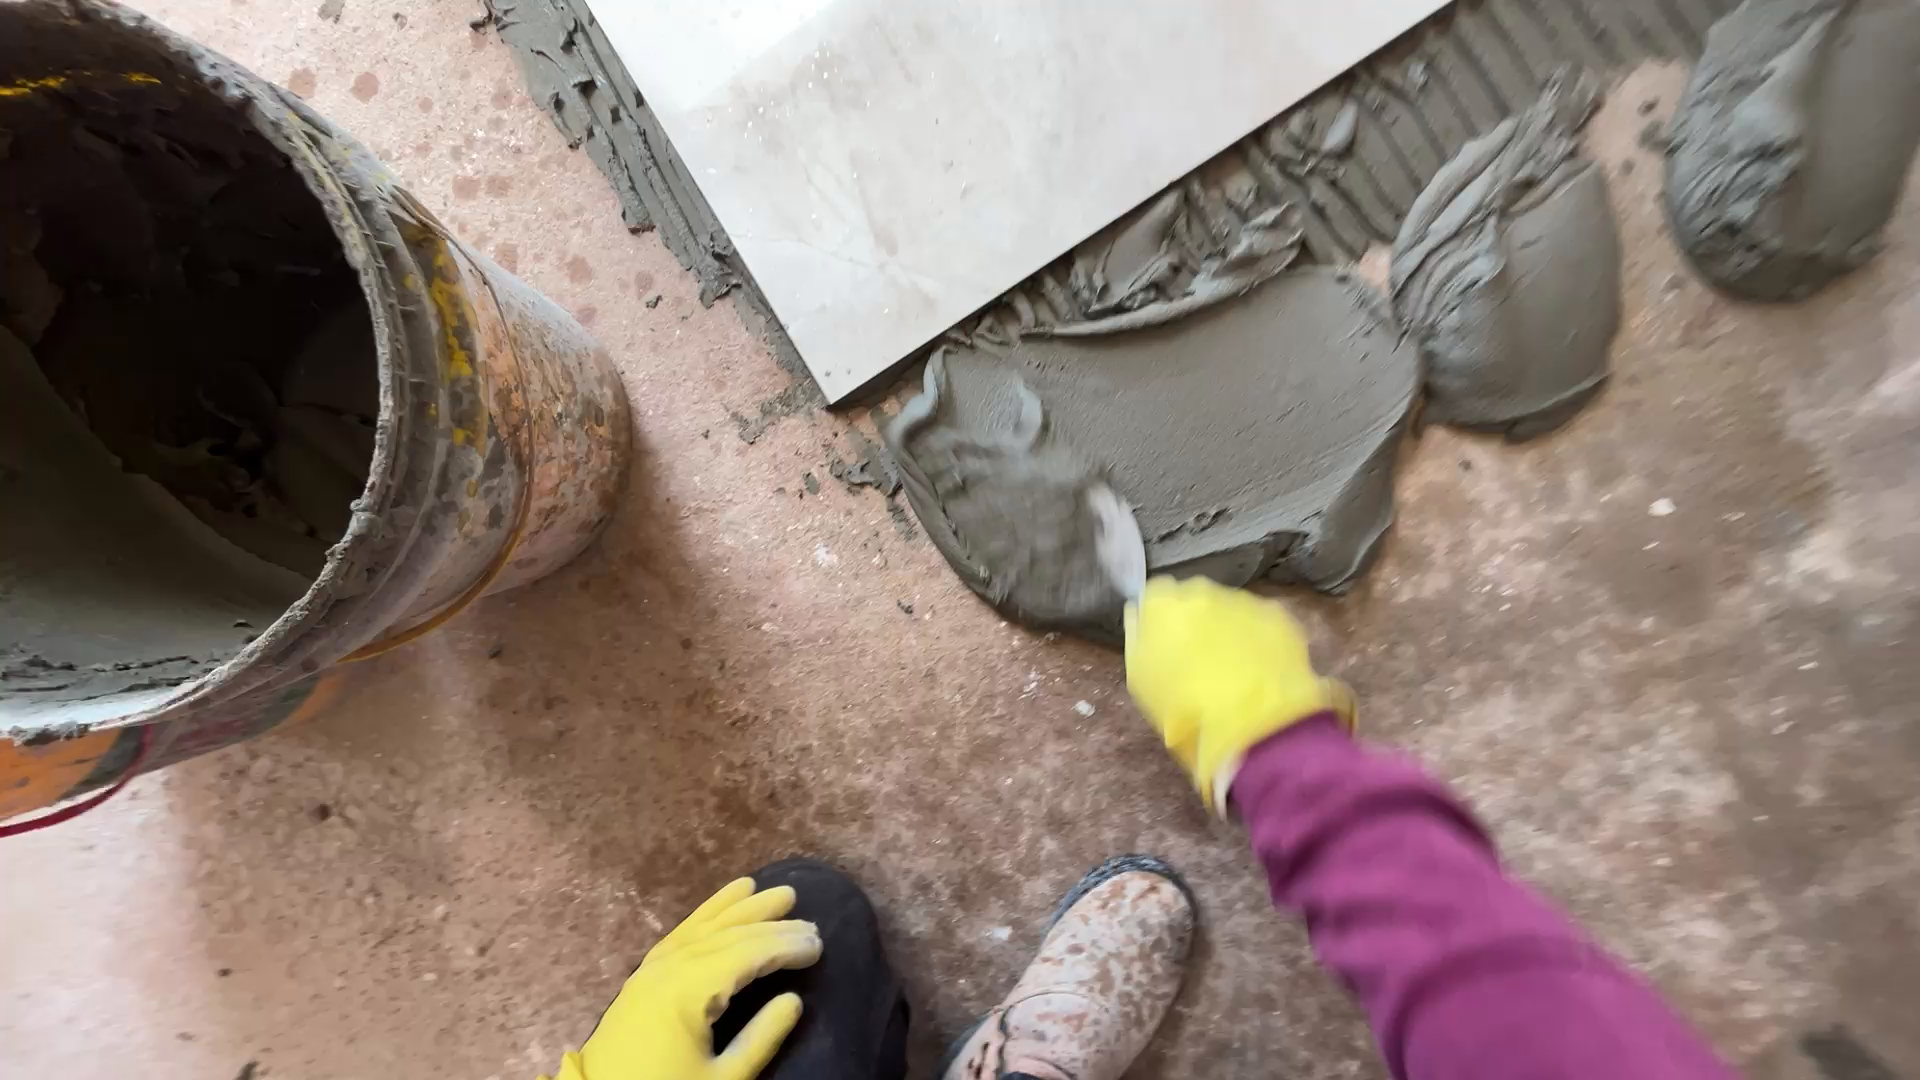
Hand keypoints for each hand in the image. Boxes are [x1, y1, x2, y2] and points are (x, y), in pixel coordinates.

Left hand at [545, 878, 823, 1079]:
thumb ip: (759, 1039)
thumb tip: (793, 1000)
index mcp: (690, 989)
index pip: (749, 954)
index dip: (786, 946)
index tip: (818, 945)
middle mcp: (672, 966)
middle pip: (731, 934)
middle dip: (771, 923)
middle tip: (808, 920)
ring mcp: (653, 967)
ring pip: (706, 926)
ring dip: (740, 907)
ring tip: (768, 890)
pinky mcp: (643, 975)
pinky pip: (681, 932)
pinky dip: (706, 913)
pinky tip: (722, 903)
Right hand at [1124, 576, 1355, 814]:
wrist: (1255, 727)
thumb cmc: (1185, 710)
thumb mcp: (1141, 680)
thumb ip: (1138, 640)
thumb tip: (1141, 618)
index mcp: (1160, 602)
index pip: (1155, 595)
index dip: (1160, 620)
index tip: (1165, 644)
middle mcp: (1201, 589)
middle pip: (1193, 598)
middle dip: (1195, 621)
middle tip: (1198, 658)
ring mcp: (1243, 601)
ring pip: (1229, 609)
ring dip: (1228, 629)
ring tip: (1235, 668)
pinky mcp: (1279, 617)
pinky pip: (1261, 622)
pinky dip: (1258, 639)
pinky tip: (1260, 669)